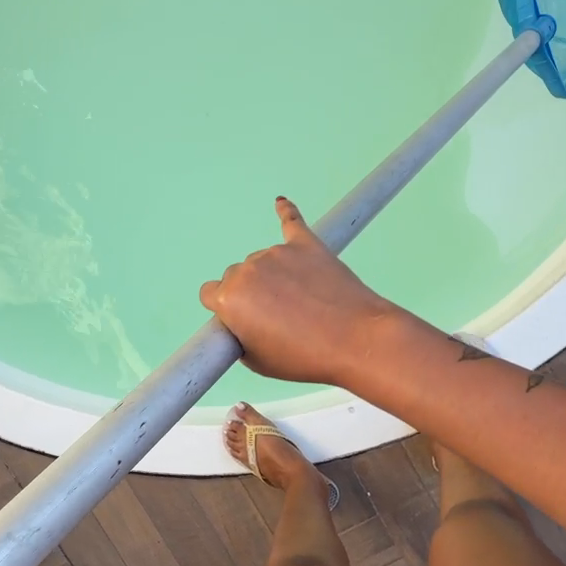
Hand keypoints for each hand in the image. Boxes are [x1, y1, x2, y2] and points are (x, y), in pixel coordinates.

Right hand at [199, 197, 411, 385]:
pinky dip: (286, 213)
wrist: (355, 340)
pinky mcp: (306, 244)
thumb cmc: (306, 356)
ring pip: (264, 260)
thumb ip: (240, 335)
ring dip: (274, 276)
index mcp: (229, 299)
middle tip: (278, 317)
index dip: (225, 308)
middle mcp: (247, 270)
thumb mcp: (258, 362)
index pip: (210, 293)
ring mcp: (277, 253)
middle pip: (236, 275)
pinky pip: (291, 221)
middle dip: (251, 292)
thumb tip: (243, 322)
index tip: (241, 318)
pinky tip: (280, 203)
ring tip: (303, 303)